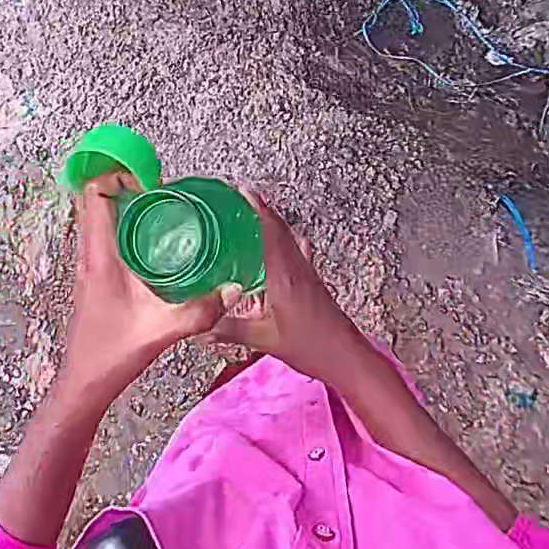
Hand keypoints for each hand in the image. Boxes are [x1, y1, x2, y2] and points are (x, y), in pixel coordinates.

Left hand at [61, 171, 237, 406]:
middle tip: (160, 190)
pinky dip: (122, 224)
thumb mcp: (162, 330)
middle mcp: (89, 255)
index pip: (94, 195)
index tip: (149, 182)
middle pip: (95, 200)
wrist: (84, 382)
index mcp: (100, 257)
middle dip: (124, 184)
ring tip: (158, 207)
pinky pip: (103, 235)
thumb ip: (201, 311)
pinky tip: (152, 239)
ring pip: (97, 217)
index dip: (118, 176)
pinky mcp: (94, 276)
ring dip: (121, 203)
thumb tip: (234, 290)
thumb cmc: (113, 354)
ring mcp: (89, 265)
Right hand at [206, 189, 372, 385]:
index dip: (257, 208)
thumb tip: (203, 328)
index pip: (271, 231)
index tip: (243, 191)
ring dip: (273, 225)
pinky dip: (284, 244)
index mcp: (285, 275)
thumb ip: (232, 331)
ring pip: (289, 240)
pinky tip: (279, 250)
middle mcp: (298, 269)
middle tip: (242, 199)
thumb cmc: (312, 347)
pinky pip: (295, 254)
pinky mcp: (313, 284)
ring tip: (254, 219)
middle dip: (262, 211)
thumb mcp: (265, 340)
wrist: (346, 357)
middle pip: (281, 230)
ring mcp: (308, 275)